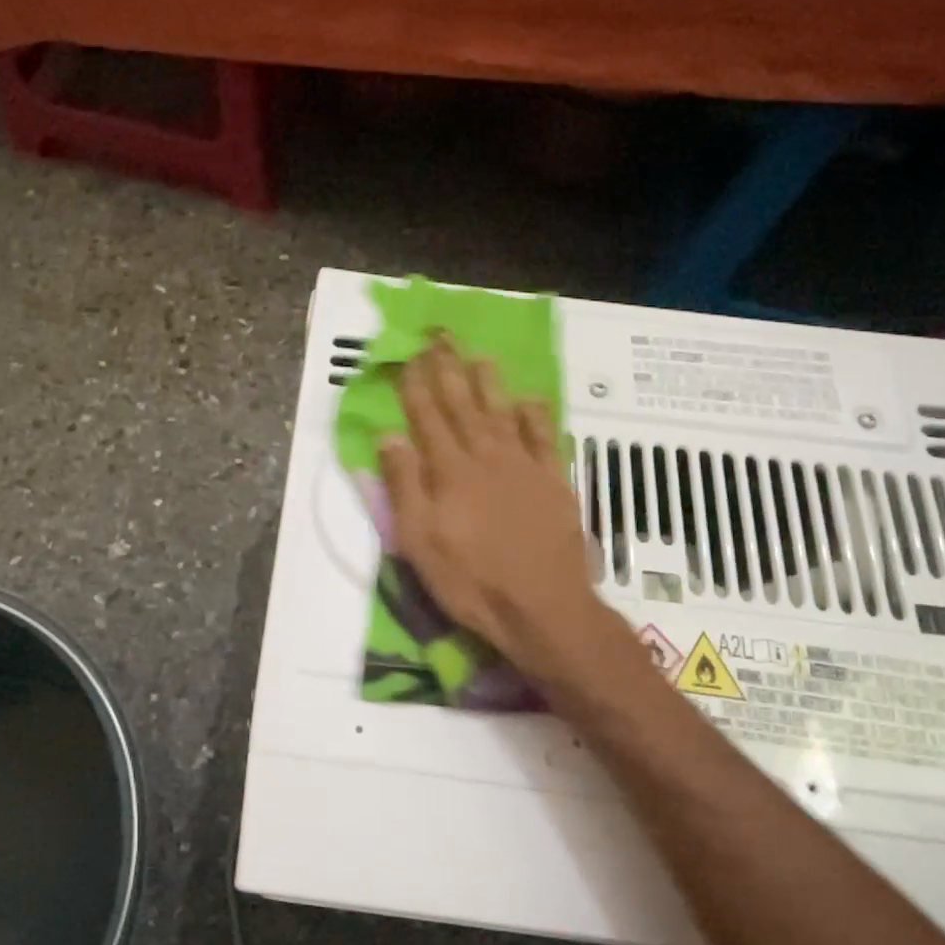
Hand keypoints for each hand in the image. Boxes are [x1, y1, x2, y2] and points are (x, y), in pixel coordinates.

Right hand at [379, 339, 616, 684]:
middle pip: (464, 406)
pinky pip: (544, 436)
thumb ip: (405, 486)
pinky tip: (530, 398)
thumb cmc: (471, 581)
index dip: (416, 386)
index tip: (408, 357)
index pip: (428, 418)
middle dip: (449, 370)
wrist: (543, 606)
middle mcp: (486, 457)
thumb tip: (389, 436)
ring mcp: (524, 467)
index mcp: (449, 472)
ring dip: (489, 383)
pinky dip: (536, 414)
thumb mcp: (420, 542)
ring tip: (479, 356)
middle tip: (440, 338)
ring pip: (502, 412)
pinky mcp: (555, 481)